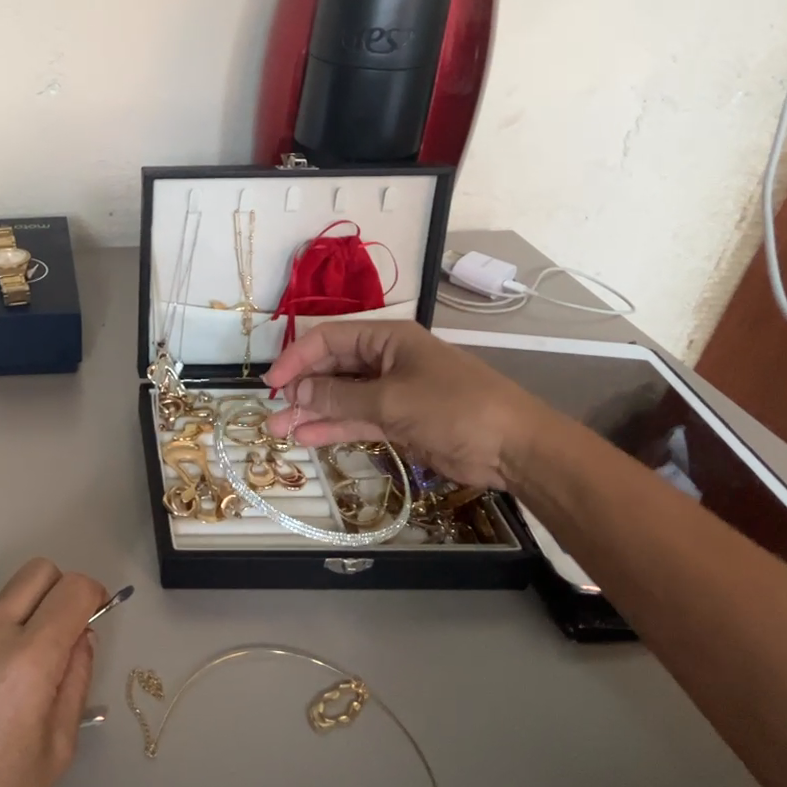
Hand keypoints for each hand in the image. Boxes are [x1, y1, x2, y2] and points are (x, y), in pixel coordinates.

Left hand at [0, 559, 104, 786]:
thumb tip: (81, 636)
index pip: (72, 590)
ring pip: (0, 605)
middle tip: (57, 632)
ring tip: (1, 684)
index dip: (92, 595)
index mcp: (27, 663)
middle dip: (57, 591)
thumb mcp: (56, 749)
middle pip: (37, 571)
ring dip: (14, 627)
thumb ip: (75, 680)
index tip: (93, 609)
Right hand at [263, 321, 555, 491]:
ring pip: (340, 398)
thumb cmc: (455, 407)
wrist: (514, 447)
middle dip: (301, 388)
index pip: (329, 339)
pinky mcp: (398, 421)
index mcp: (387, 338)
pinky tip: (306, 437)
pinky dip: (332, 427)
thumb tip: (296, 393)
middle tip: (272, 409)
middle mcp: (385, 360)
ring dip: (311, 412)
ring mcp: (391, 392)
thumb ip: (340, 397)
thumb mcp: (392, 399)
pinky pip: (356, 420)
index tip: (272, 382)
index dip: (297, 358)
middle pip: (331, 368)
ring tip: (278, 429)